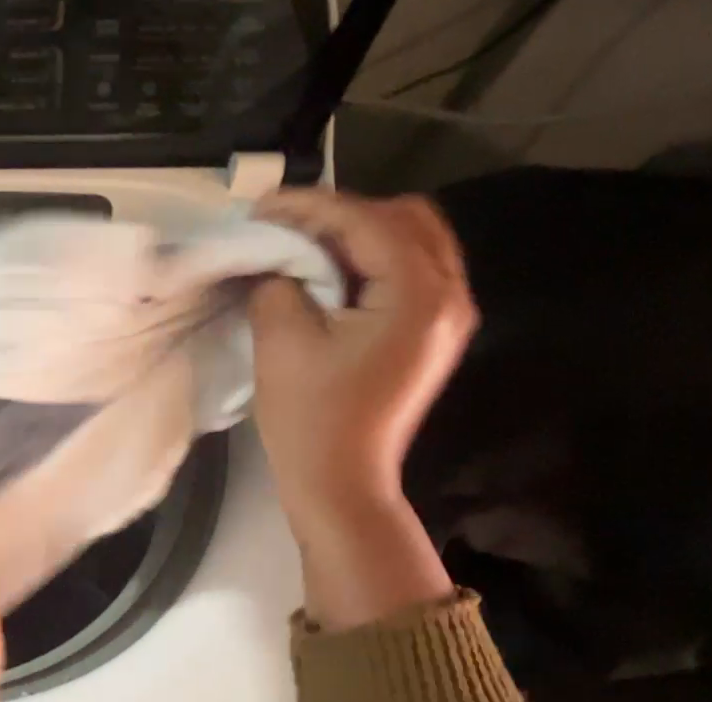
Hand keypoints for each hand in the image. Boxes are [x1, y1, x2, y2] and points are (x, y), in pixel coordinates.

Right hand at [248, 191, 477, 536]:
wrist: (341, 485)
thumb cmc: (310, 419)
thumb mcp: (282, 343)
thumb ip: (280, 282)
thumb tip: (279, 259)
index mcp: (416, 293)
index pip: (366, 221)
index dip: (309, 207)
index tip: (260, 207)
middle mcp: (450, 293)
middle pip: (404, 218)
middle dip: (342, 214)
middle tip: (286, 229)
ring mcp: (449, 314)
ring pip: (414, 241)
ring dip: (360, 235)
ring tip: (306, 249)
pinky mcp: (435, 334)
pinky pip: (413, 272)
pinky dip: (374, 261)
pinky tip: (334, 277)